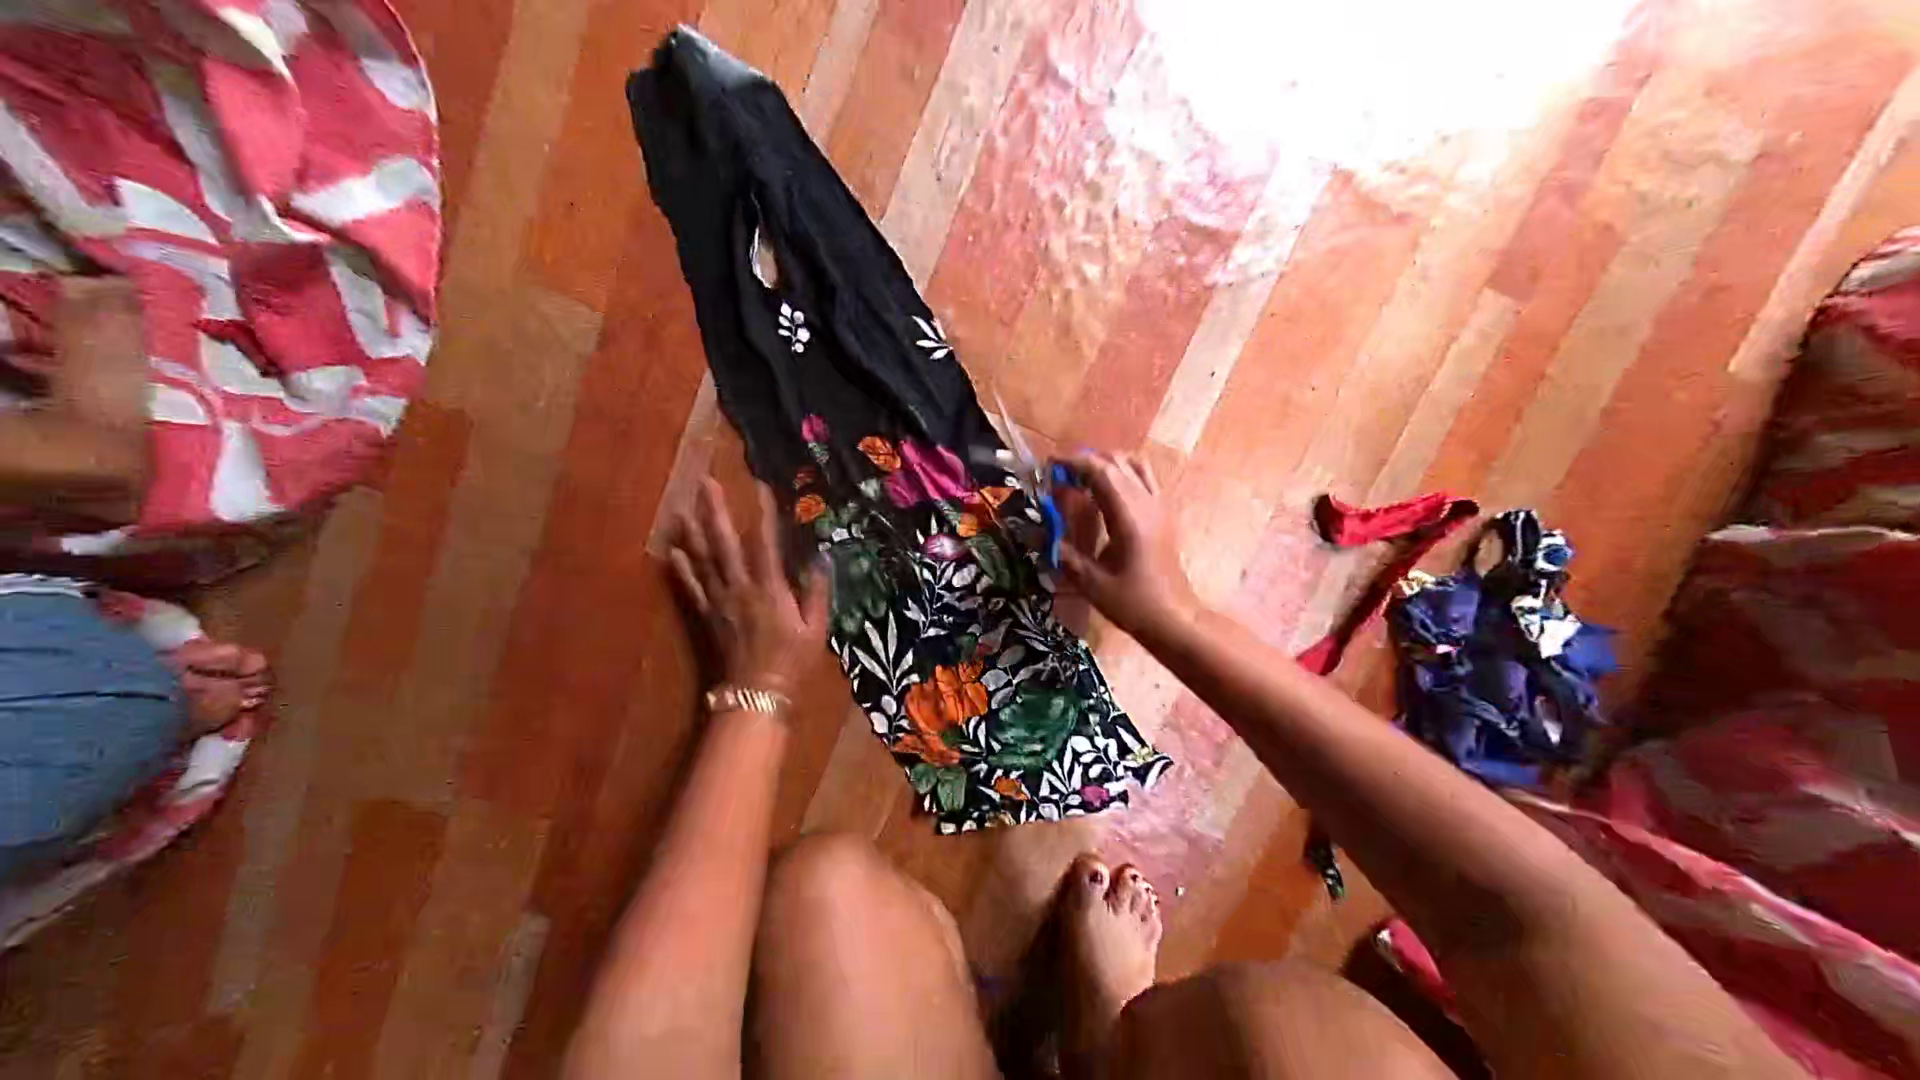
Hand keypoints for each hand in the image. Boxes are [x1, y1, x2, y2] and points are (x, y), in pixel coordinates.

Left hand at [667, 478, 829, 699]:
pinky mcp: (706, 616)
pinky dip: (681, 568)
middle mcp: (740, 588)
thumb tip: (821, 558)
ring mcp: (719, 601)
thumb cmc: (792, 661)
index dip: (763, 513)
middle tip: (705, 482)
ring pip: (703, 560)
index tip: (760, 486)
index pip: (765, 543)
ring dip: (693, 531)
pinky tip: (673, 550)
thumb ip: (817, 592)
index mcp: (770, 589)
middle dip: (714, 510)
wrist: (756, 694)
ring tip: (683, 506)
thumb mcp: (816, 628)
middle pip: (724, 543)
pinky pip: (691, 588)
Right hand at [1055, 452, 1200, 639]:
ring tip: (1081, 480)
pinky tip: (1104, 495)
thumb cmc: (1132, 603)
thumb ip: (1062, 553)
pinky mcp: (1164, 514)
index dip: (1072, 463)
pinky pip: (1143, 478)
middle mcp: (1147, 503)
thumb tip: (1036, 533)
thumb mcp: (1090, 582)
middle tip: (1059, 476)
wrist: (1173, 618)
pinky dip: (1121, 475)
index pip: (1100, 471)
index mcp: (1129, 516)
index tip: (1049, 466)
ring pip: (1133, 464)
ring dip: (1105, 464)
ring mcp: (1159, 506)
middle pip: (1116, 462)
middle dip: (1085, 462)